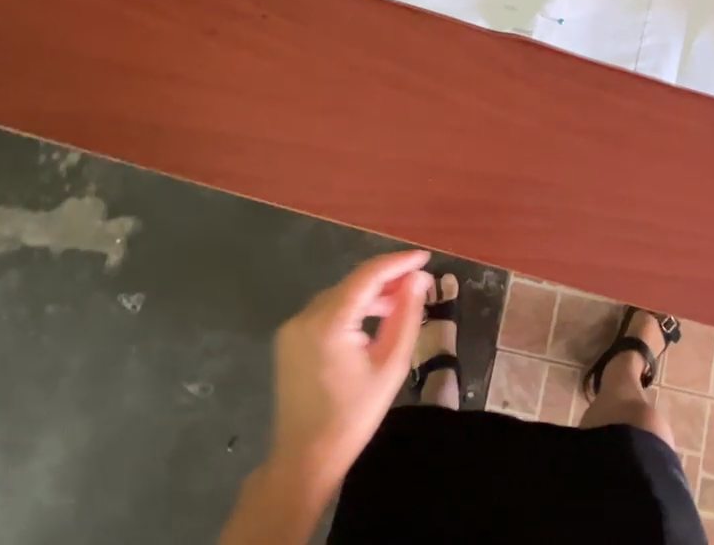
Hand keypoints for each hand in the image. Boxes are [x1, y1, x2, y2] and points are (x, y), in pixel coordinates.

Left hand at [268, 250, 432, 497]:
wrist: (306, 457)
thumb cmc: (353, 416)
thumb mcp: (390, 366)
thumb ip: (406, 317)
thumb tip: (418, 279)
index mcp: (328, 321)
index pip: (367, 275)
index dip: (397, 262)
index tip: (425, 257)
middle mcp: (305, 315)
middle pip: (352, 284)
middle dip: (386, 280)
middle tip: (419, 284)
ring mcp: (293, 327)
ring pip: (339, 297)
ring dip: (369, 296)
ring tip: (399, 305)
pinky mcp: (289, 339)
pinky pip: (325, 312)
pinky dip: (350, 310)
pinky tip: (371, 322)